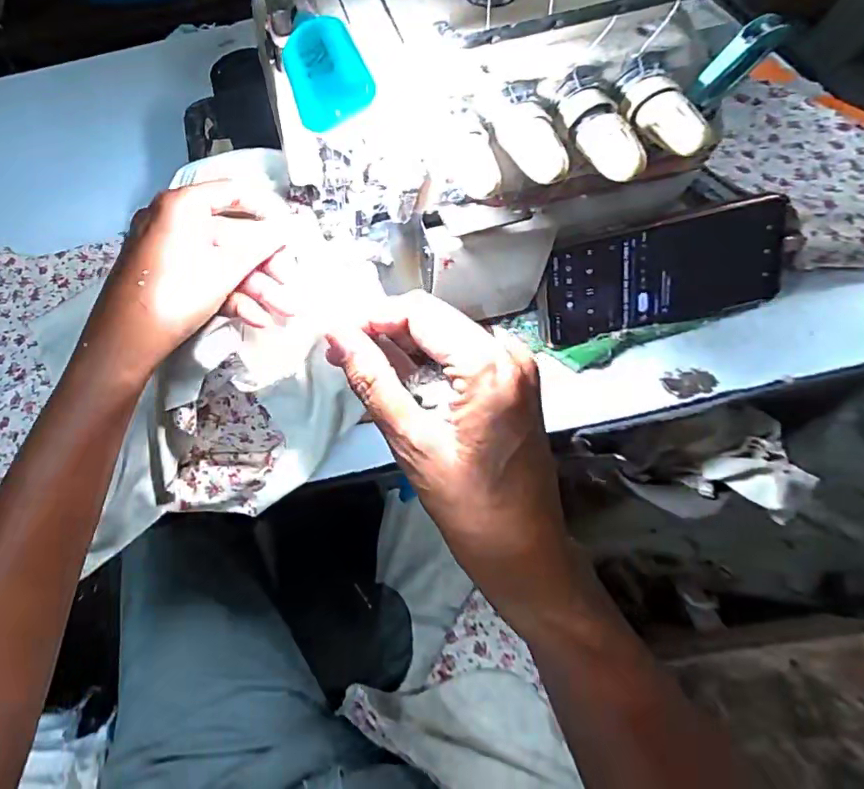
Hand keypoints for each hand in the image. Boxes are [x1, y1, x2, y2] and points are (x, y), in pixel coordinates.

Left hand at [78, 180, 291, 377]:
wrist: (124, 344)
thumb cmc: (172, 296)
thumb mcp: (224, 269)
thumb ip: (260, 244)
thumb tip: (287, 228)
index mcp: (180, 205)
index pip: (233, 193)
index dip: (268, 210)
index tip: (290, 229)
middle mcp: (170, 221)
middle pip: (230, 234)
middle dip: (266, 264)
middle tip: (289, 281)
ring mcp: (166, 250)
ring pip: (220, 261)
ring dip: (255, 286)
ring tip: (284, 310)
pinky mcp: (164, 277)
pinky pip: (202, 277)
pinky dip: (229, 295)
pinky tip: (256, 317)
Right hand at [323, 291, 566, 575]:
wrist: (527, 552)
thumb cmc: (472, 508)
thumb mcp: (411, 442)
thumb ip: (372, 380)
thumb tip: (338, 335)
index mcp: (489, 365)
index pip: (418, 311)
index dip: (371, 317)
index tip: (337, 337)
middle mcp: (508, 354)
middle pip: (431, 316)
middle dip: (382, 329)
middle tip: (341, 352)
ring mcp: (513, 366)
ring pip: (441, 332)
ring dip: (399, 344)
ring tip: (361, 366)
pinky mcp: (509, 381)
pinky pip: (456, 352)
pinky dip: (422, 360)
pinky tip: (394, 379)